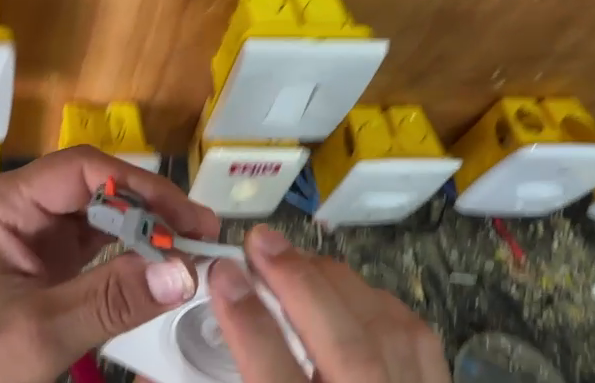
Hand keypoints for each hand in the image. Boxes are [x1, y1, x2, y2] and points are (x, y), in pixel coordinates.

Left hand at [0, 146, 219, 382]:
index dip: (140, 186)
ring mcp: (34, 232)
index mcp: (9, 201)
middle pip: (95, 187)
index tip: (189, 217)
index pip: (83, 170)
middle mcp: (23, 204)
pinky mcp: (46, 260)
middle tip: (203, 234)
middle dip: (148, 206)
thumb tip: (185, 272)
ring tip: (193, 247)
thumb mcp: (42, 331)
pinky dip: (129, 254)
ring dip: (144, 229)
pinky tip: (160, 265)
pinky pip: (95, 244)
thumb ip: (112, 299)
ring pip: (100, 214)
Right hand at [207, 226, 448, 382]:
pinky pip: (420, 344)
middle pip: (348, 353)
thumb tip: (174, 354)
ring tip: (292, 258)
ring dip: (334, 283)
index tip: (221, 274)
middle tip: (257, 240)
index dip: (249, 325)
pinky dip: (378, 304)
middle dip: (297, 285)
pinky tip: (344, 291)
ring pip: (389, 338)